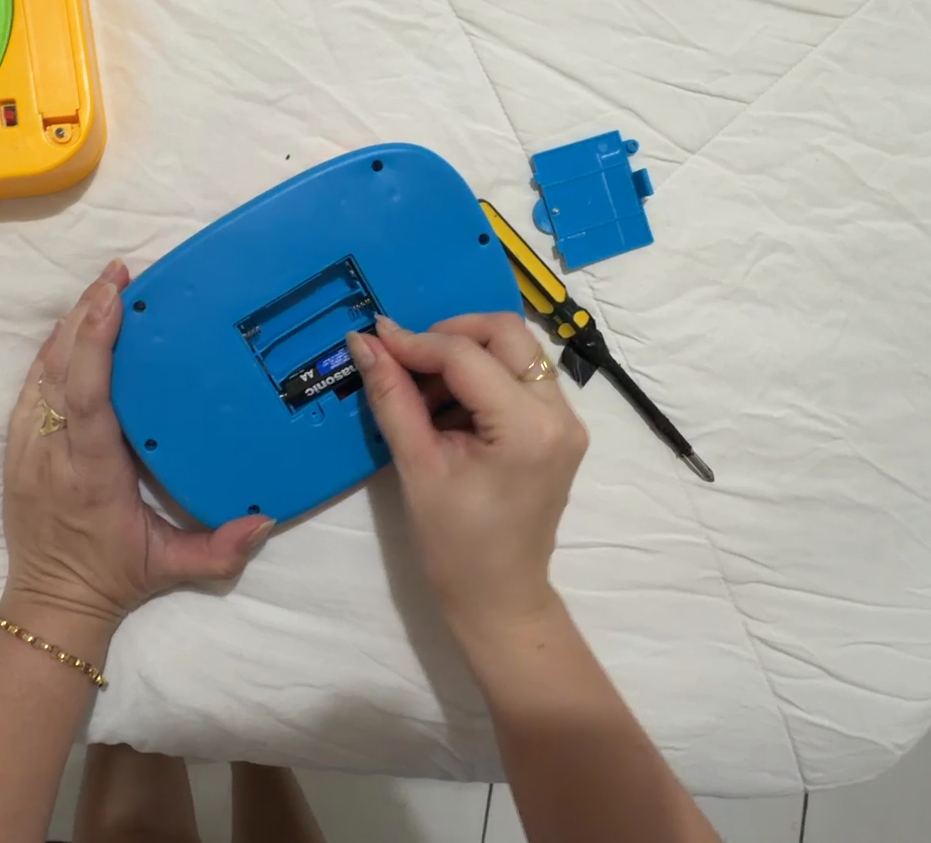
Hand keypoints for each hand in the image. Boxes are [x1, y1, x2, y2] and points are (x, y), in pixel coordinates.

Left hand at [2, 261, 274, 626]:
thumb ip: (220, 550)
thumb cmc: (112, 577)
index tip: (114, 299)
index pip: (89, 398)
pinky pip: (33, 384)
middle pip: (61, 367)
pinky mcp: (16, 445)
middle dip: (87, 314)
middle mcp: (52, 451)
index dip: (97, 344)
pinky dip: (55, 348)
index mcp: (90, 473)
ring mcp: (27, 446)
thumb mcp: (169, 567)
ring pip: (42, 369)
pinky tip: (77, 324)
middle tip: (118, 273)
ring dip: (71, 323)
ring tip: (104, 286)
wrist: (49, 600)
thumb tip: (267, 518)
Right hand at [346, 314, 586, 637]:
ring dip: (464, 357)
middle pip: (506, 333)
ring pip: (515, 350)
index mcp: (528, 428)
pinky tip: (447, 411)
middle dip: (450, 335)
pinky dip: (480, 377)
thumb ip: (391, 395)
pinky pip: (519, 377)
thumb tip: (364, 341)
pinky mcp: (559, 428)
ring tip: (423, 397)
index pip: (466, 356)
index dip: (415, 342)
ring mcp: (566, 419)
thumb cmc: (455, 544)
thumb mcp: (416, 466)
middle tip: (408, 361)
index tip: (374, 339)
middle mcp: (560, 413)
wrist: (499, 597)